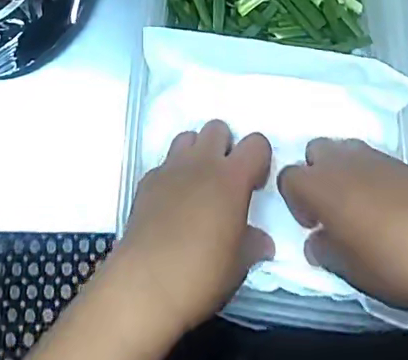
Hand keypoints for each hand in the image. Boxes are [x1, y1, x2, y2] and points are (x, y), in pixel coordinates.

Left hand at [100, 120, 273, 340]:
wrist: (146, 281)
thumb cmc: (202, 273)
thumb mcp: (239, 265)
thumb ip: (252, 244)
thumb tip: (261, 240)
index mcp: (231, 178)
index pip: (256, 143)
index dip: (259, 160)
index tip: (254, 186)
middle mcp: (200, 162)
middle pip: (217, 127)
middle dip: (225, 147)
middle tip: (226, 182)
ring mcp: (170, 167)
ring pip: (188, 137)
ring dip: (197, 153)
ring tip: (199, 186)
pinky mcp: (147, 179)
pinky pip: (165, 163)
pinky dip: (172, 175)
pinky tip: (172, 204)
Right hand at [278, 138, 407, 314]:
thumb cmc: (392, 262)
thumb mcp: (350, 270)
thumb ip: (324, 251)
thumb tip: (318, 242)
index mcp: (318, 184)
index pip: (288, 178)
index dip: (295, 201)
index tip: (312, 225)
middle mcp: (340, 160)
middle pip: (315, 152)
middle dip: (317, 175)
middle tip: (332, 210)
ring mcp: (373, 156)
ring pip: (345, 151)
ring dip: (345, 172)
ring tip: (362, 206)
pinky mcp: (403, 161)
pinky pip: (374, 161)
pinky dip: (373, 176)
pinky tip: (391, 207)